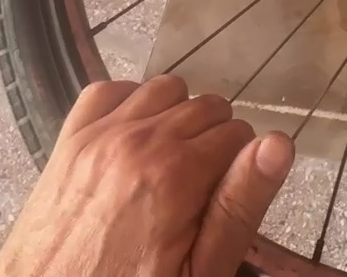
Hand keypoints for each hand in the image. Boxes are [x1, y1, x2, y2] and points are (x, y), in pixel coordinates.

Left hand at [0, 75, 294, 276]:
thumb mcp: (199, 275)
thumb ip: (240, 206)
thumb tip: (278, 144)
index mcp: (177, 174)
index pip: (238, 132)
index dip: (237, 166)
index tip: (220, 199)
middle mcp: (140, 141)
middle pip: (206, 105)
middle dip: (211, 140)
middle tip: (197, 190)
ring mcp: (100, 136)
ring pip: (166, 88)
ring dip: (175, 115)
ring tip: (168, 163)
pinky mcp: (69, 142)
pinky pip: (108, 90)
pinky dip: (127, 103)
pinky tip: (131, 139)